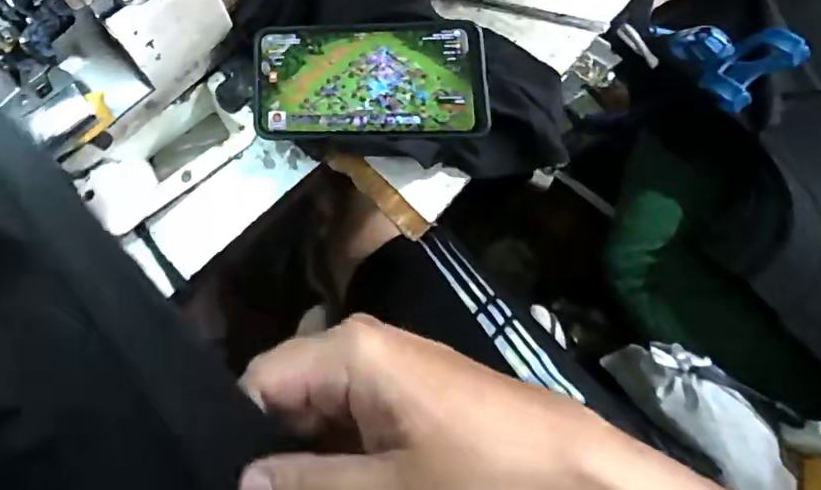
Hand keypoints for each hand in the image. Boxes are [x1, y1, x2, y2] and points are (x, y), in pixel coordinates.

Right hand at [240, 315, 718, 489]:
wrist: (590, 479)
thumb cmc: (484, 477)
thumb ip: (308, 484)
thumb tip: (243, 480)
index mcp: (350, 347)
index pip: (262, 378)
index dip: (240, 434)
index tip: (230, 488)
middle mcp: (363, 345)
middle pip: (291, 396)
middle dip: (277, 456)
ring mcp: (392, 370)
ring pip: (323, 416)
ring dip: (311, 466)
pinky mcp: (415, 399)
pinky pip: (358, 426)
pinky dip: (345, 464)